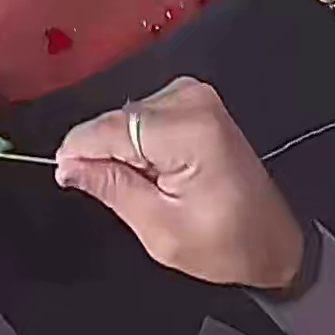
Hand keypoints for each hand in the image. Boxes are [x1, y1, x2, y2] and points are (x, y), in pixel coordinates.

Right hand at [54, 78, 303, 289]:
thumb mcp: (160, 230)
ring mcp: (194, 92)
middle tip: (119, 193)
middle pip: (120, 119)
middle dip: (105, 153)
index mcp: (189, 129)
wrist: (272, 234)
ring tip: (148, 184)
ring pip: (129, 115)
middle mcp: (191, 98)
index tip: (62, 172)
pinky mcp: (193, 96)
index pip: (114, 126)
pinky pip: (145, 113)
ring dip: (123, 148)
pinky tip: (157, 167)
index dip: (80, 148)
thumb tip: (67, 164)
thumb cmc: (224, 242)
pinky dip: (139, 140)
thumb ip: (111, 188)